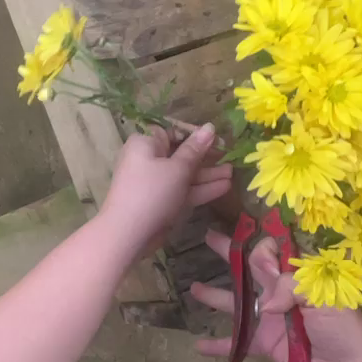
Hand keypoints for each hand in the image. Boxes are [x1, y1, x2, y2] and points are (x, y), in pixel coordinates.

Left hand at [94, 125, 232, 262]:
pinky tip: (224, 187)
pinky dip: (200, 189)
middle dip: (206, 157)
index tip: (219, 139)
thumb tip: (209, 127)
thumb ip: (195, 150)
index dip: (197, 135)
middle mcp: (147, 160)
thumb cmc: (152, 192)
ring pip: (183, 174)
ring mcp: (154, 182)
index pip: (173, 132)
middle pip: (180, 154)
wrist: (128, 234)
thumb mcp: (177, 168)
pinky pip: (182, 190)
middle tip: (230, 156)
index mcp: (145, 143)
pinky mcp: (160, 201)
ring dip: (207, 174)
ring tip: (233, 172)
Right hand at [190, 232, 361, 361]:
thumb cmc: (342, 332)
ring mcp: (271, 318)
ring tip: (193, 288)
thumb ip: (290, 286)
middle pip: (250, 268)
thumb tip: (265, 300)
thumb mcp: (322, 298)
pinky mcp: (265, 343)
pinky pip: (237, 342)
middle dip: (230, 252)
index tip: (256, 260)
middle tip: (208, 237)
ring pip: (237, 302)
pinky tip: (198, 345)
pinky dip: (218, 345)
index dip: (261, 250)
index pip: (275, 252)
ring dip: (214, 295)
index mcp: (300, 277)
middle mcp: (282, 292)